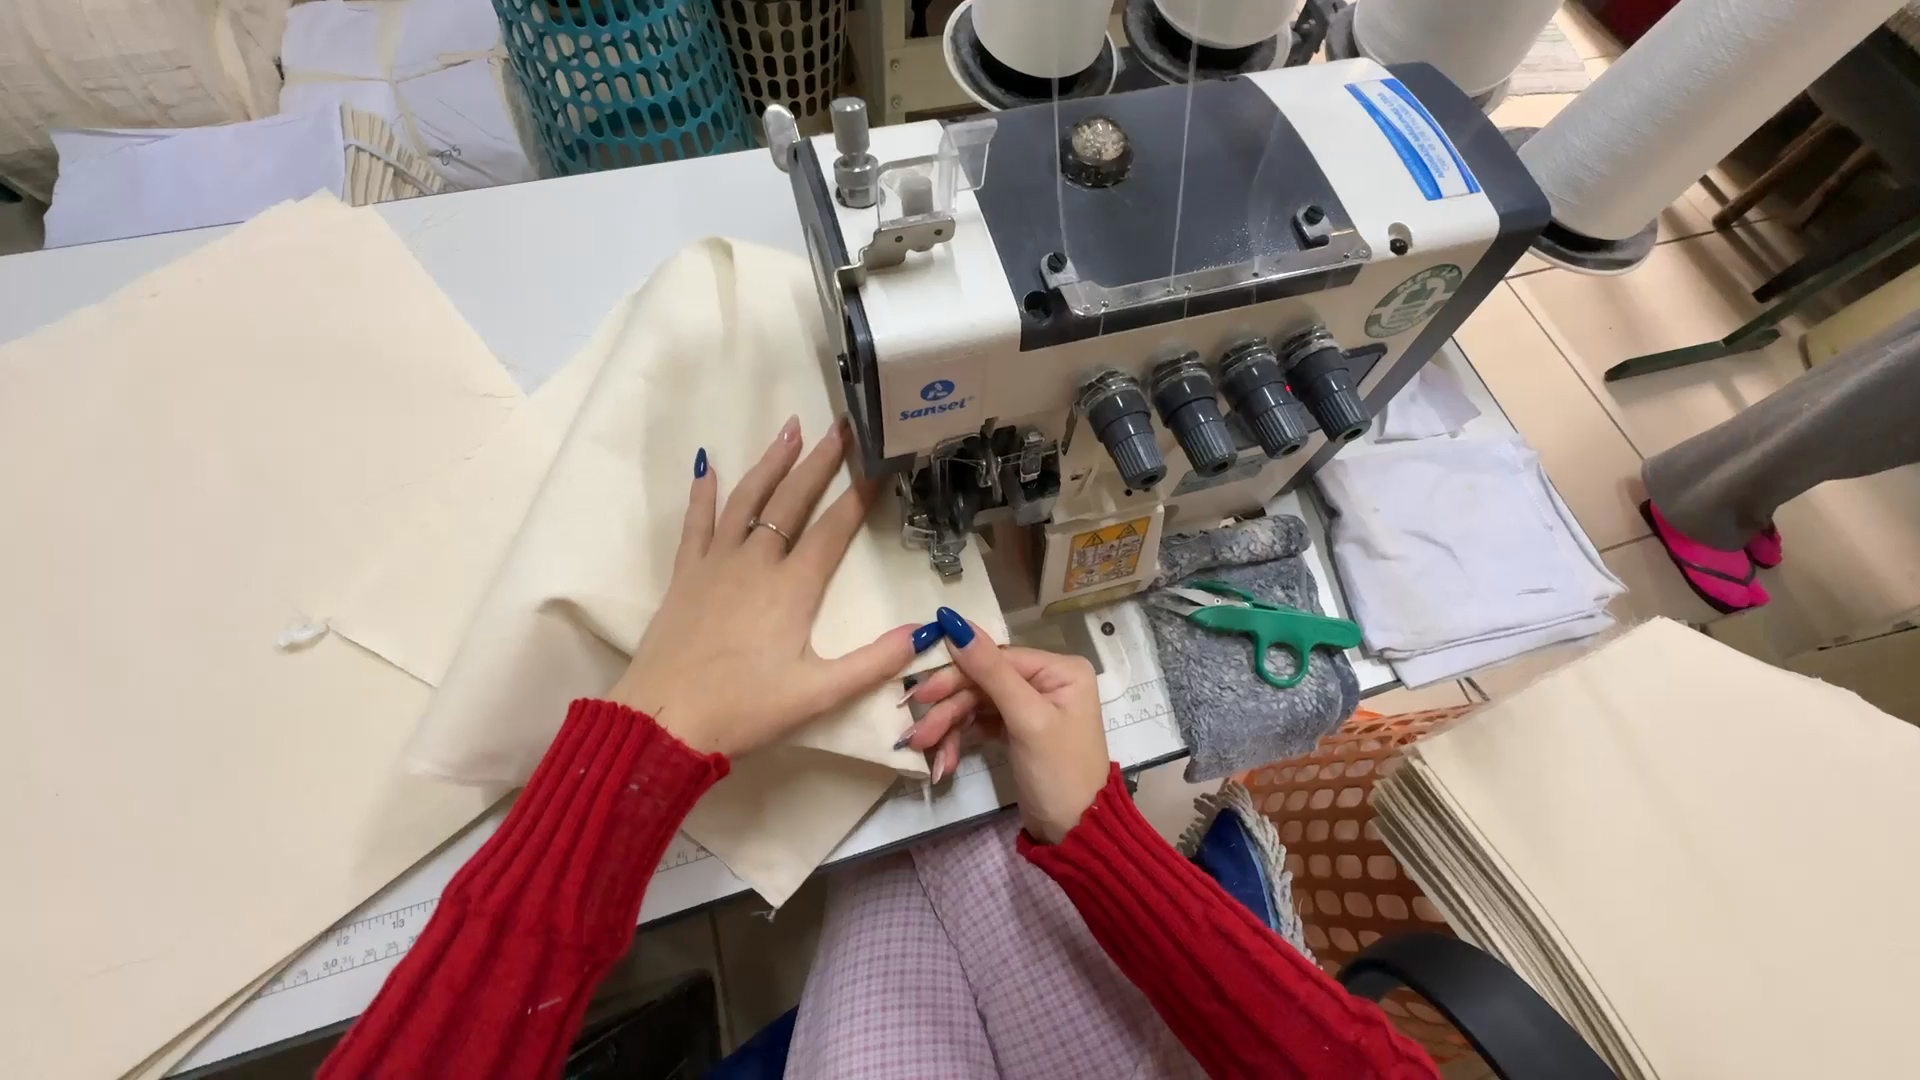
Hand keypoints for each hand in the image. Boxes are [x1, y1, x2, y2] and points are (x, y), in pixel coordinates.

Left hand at [608, 416, 917, 756]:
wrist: (662, 723)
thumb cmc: (745, 709)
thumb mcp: (819, 694)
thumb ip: (875, 662)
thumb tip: (926, 631)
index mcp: (793, 588)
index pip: (834, 529)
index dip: (860, 495)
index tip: (879, 463)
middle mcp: (755, 563)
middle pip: (792, 501)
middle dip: (819, 461)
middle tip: (840, 426)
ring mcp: (715, 564)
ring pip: (746, 501)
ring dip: (770, 463)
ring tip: (789, 428)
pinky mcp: (684, 575)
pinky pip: (696, 523)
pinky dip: (702, 493)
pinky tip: (706, 466)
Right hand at [900, 612, 1110, 843]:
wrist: (1077, 835)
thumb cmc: (1060, 772)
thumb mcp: (1027, 719)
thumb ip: (991, 671)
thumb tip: (956, 623)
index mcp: (1059, 669)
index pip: (996, 659)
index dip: (956, 673)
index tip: (920, 693)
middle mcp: (1046, 680)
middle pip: (983, 681)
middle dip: (949, 708)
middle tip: (917, 732)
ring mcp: (1029, 706)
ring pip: (976, 704)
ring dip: (949, 727)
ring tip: (924, 750)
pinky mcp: (1016, 730)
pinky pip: (980, 723)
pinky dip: (961, 739)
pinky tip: (945, 760)